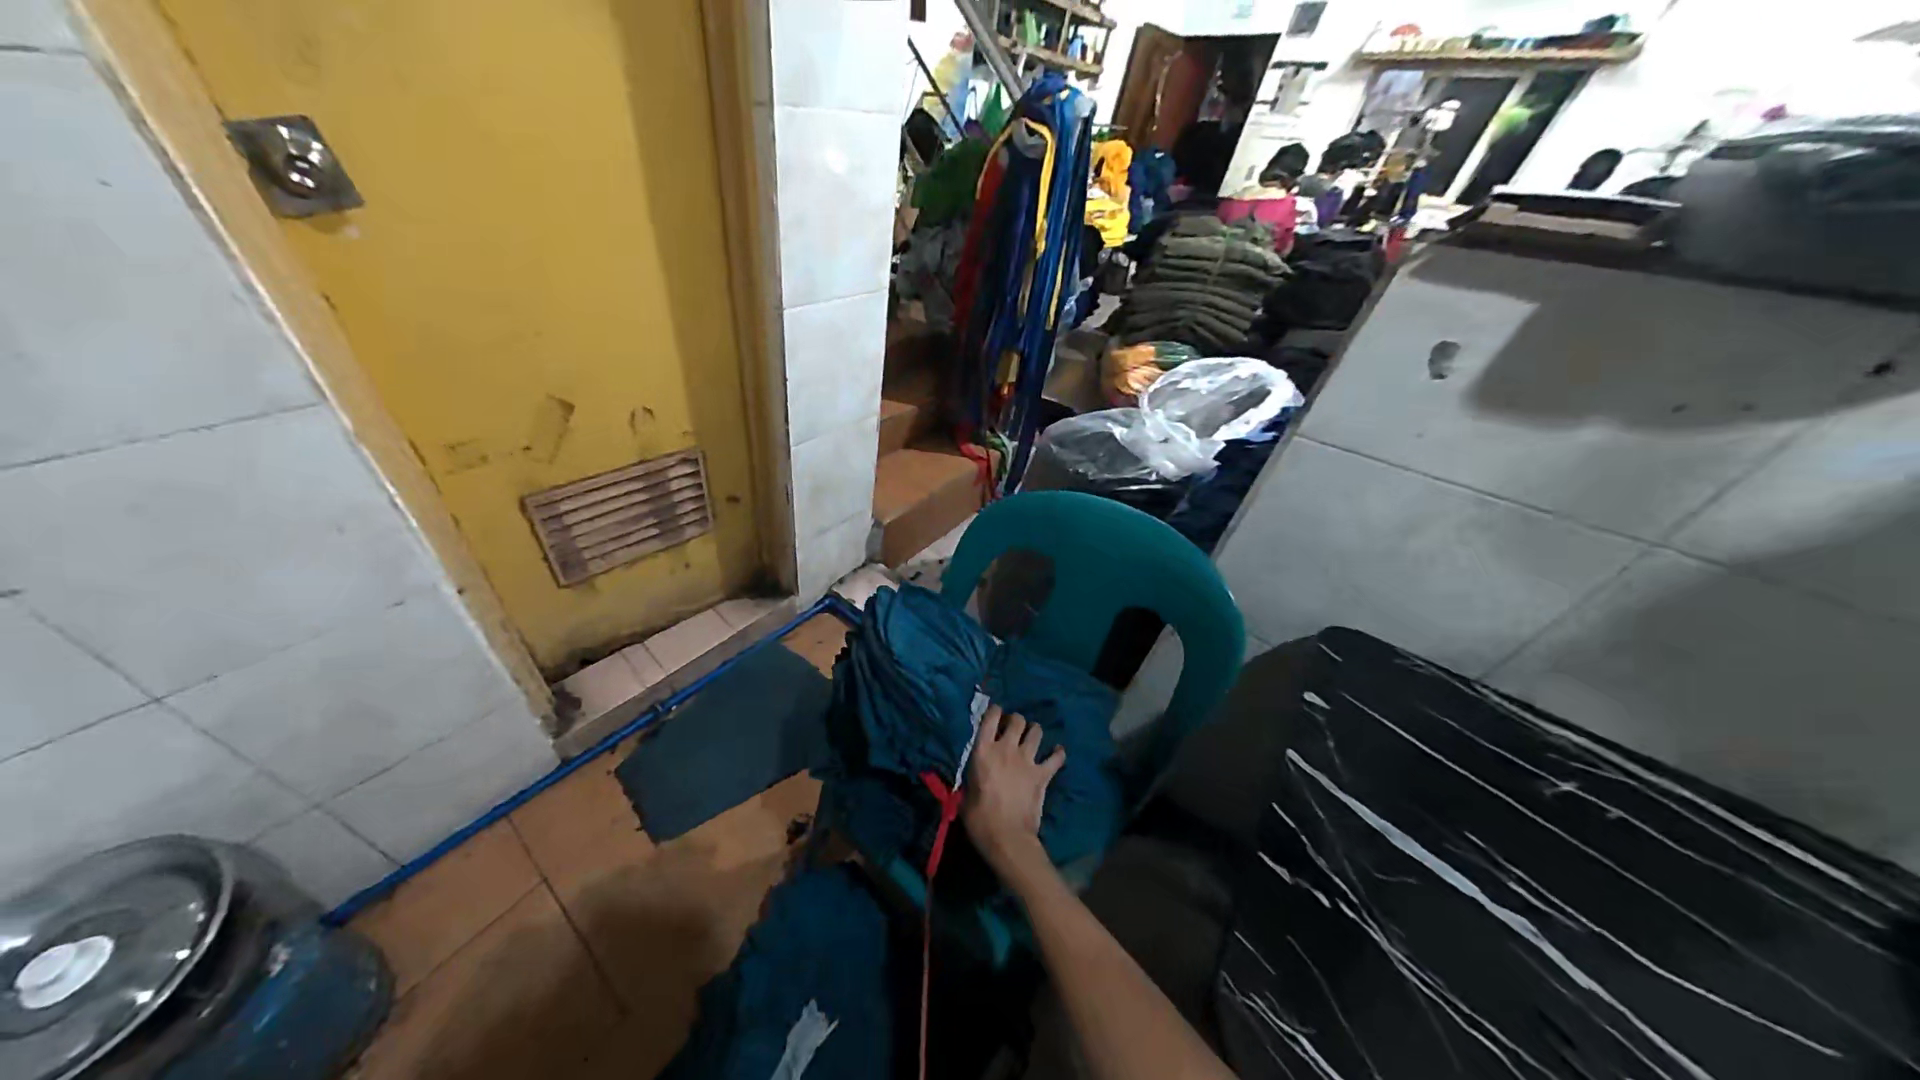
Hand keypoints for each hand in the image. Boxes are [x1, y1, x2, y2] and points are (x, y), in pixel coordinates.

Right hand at [963, 705, 1065, 879]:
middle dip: (1016, 720)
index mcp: (983, 751)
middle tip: (1013, 728)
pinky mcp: (1043, 774)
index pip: (990, 717)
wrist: (1007, 837)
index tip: (996, 713)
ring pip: (1036, 731)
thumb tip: (972, 775)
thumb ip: (970, 778)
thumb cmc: (979, 819)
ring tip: (1032, 738)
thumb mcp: (965, 795)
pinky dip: (1058, 753)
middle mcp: (1006, 749)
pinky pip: (1056, 757)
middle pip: (1017, 719)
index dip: (994, 711)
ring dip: (1034, 732)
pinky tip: (1057, 753)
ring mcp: (1027, 760)